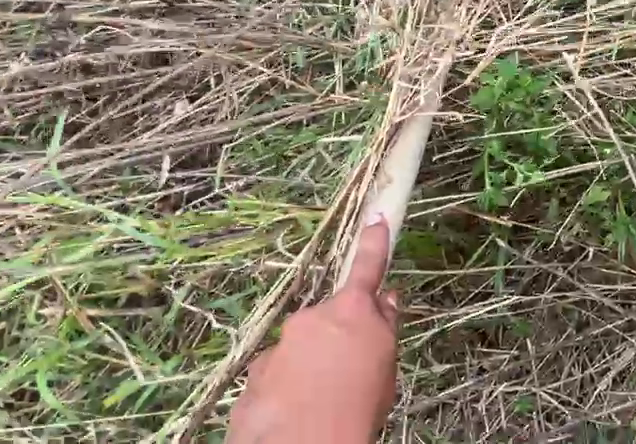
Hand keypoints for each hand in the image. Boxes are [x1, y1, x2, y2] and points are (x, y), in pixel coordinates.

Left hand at [229, 219, 400, 443]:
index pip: (368, 266)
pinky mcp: (250, 383)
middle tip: (350, 369)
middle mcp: (311, 320)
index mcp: (352, 310)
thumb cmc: (358, 404)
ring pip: (298, 352)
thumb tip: (385, 301)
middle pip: (328, 321)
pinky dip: (284, 393)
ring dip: (309, 368)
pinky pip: (274, 380)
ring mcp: (277, 350)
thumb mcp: (386, 363)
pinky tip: (294, 416)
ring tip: (321, 401)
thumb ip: (384, 327)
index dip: (375, 241)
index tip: (375, 218)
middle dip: (336, 337)